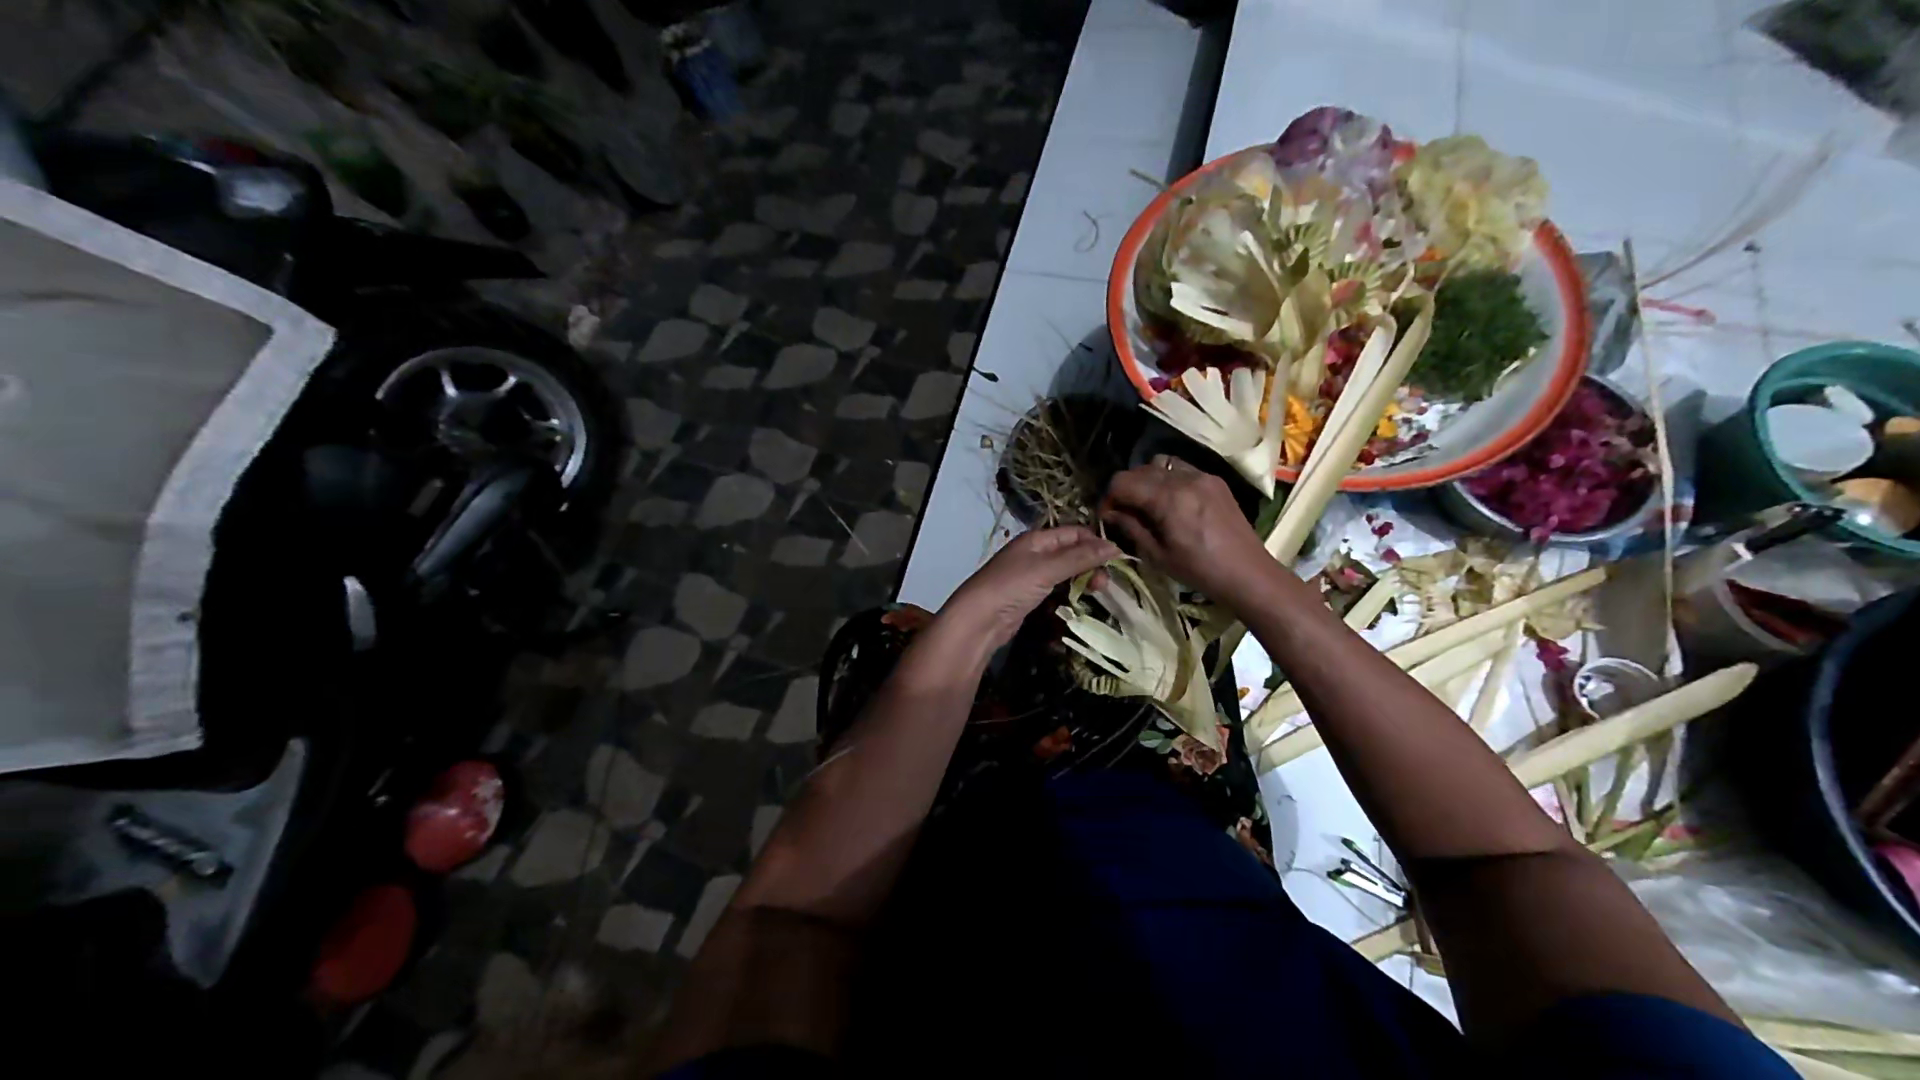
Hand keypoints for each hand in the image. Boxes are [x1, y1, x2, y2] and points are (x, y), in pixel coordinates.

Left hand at [940, 526, 1119, 650]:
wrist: (978, 620)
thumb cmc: (1011, 587)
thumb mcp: (1047, 568)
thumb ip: (1080, 558)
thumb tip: (1114, 546)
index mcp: (1036, 539)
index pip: (1073, 533)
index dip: (1095, 543)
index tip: (1115, 559)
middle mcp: (1034, 554)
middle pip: (1071, 553)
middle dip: (1091, 564)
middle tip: (1103, 584)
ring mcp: (1031, 576)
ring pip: (1065, 573)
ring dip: (1082, 580)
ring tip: (1095, 592)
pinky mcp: (1030, 597)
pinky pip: (1056, 590)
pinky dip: (1069, 594)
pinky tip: (1078, 602)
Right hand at [1099, 456, 1272, 603]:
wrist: (1247, 573)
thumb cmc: (1199, 570)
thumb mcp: (1157, 554)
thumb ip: (1131, 527)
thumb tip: (1110, 513)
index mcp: (1168, 499)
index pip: (1122, 482)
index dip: (1109, 498)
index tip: (1108, 516)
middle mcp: (1184, 479)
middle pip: (1139, 470)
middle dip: (1126, 489)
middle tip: (1125, 513)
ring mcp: (1202, 476)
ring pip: (1160, 464)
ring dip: (1147, 480)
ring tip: (1149, 504)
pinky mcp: (1215, 480)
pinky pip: (1182, 469)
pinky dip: (1168, 480)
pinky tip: (1172, 503)